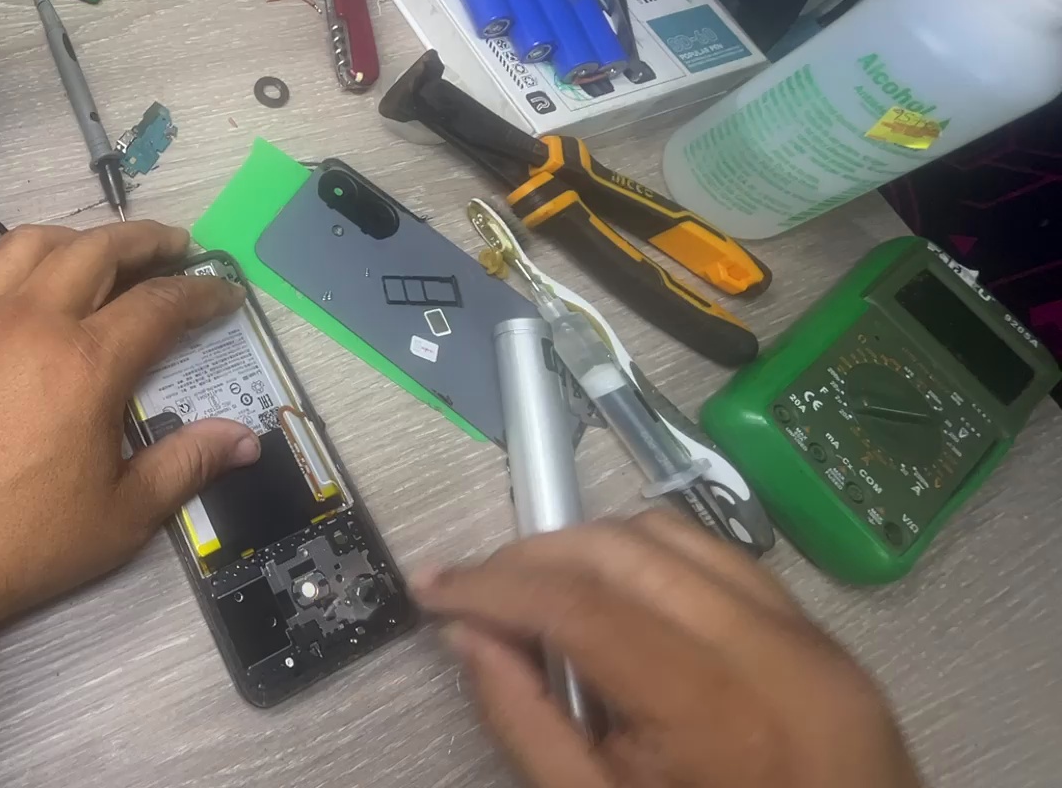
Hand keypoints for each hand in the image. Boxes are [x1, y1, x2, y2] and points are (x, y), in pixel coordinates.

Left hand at [0, 222, 259, 636]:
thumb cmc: (23, 541)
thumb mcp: (123, 515)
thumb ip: (188, 464)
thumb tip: (246, 439)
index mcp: (86, 362)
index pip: (160, 303)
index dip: (202, 291)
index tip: (225, 291)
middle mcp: (32, 321)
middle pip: (99, 248)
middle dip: (147, 240)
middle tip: (177, 248)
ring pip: (31, 242)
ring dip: (77, 238)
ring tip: (101, 256)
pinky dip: (3, 262)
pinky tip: (17, 285)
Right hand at [414, 511, 921, 787]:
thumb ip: (521, 720)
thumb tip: (464, 630)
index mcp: (725, 720)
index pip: (576, 606)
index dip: (489, 587)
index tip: (430, 587)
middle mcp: (779, 656)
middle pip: (614, 551)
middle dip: (527, 561)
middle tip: (480, 599)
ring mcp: (811, 638)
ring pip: (657, 532)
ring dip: (580, 550)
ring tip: (542, 596)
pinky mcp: (821, 634)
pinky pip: (706, 551)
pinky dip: (639, 555)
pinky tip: (612, 598)